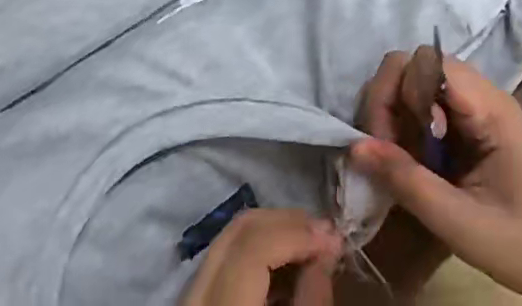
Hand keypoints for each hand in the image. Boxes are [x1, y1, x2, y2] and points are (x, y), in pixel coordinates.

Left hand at [180, 209, 340, 305]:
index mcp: (218, 304)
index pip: (253, 245)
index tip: (334, 238)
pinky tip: (286, 258)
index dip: (297, 234)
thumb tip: (327, 248)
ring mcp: (187, 289)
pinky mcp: (192, 292)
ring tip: (310, 242)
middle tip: (325, 233)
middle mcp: (194, 290)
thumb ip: (311, 298)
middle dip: (287, 223)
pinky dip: (257, 247)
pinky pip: (224, 254)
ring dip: (274, 230)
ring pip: (230, 233)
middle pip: (239, 228)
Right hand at [349, 54, 521, 305]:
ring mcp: (476, 107)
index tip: (391, 141)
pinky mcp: (470, 123)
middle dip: (390, 100)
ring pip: (417, 82)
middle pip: (416, 65)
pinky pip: (427, 105)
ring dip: (397, 114)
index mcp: (490, 108)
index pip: (427, 61)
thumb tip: (355, 147)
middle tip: (387, 151)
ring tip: (400, 161)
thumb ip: (408, 182)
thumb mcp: (463, 224)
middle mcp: (482, 95)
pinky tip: (414, 163)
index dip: (398, 90)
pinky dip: (409, 127)